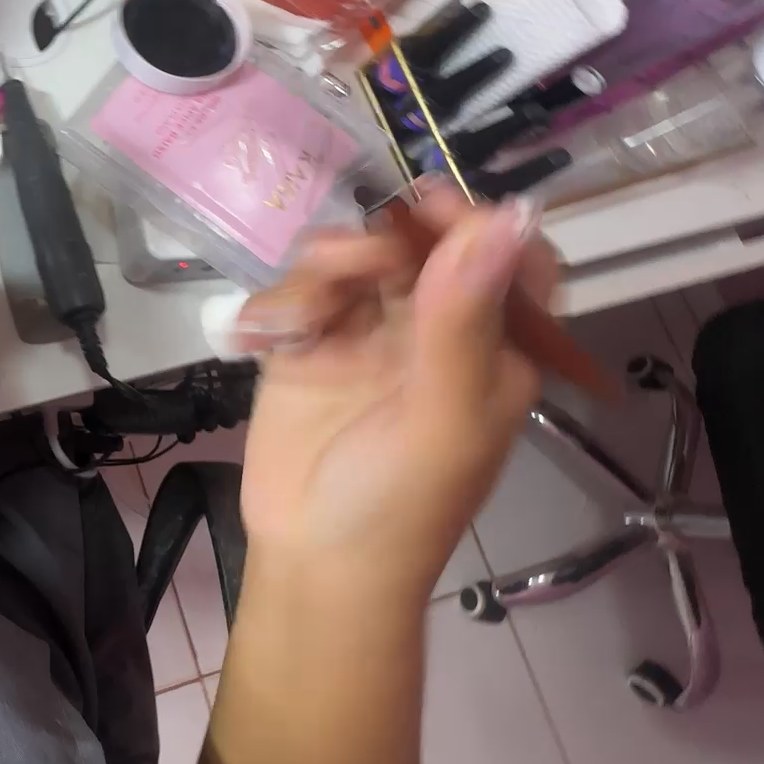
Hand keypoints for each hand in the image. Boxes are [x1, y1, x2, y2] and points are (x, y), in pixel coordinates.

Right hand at [235, 183, 557, 596]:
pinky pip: (289, 298)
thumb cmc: (400, 499)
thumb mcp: (444, 413)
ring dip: (317, 273)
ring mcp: (357, 339)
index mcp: (486, 348)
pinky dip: (273, 307)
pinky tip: (261, 337)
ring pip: (342, 265)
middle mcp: (424, 332)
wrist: (312, 558)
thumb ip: (462, 317)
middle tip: (344, 263)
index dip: (469, 223)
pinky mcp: (299, 350)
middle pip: (409, 250)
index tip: (426, 204)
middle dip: (376, 245)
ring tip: (297, 315)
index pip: (499, 259)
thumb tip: (502, 217)